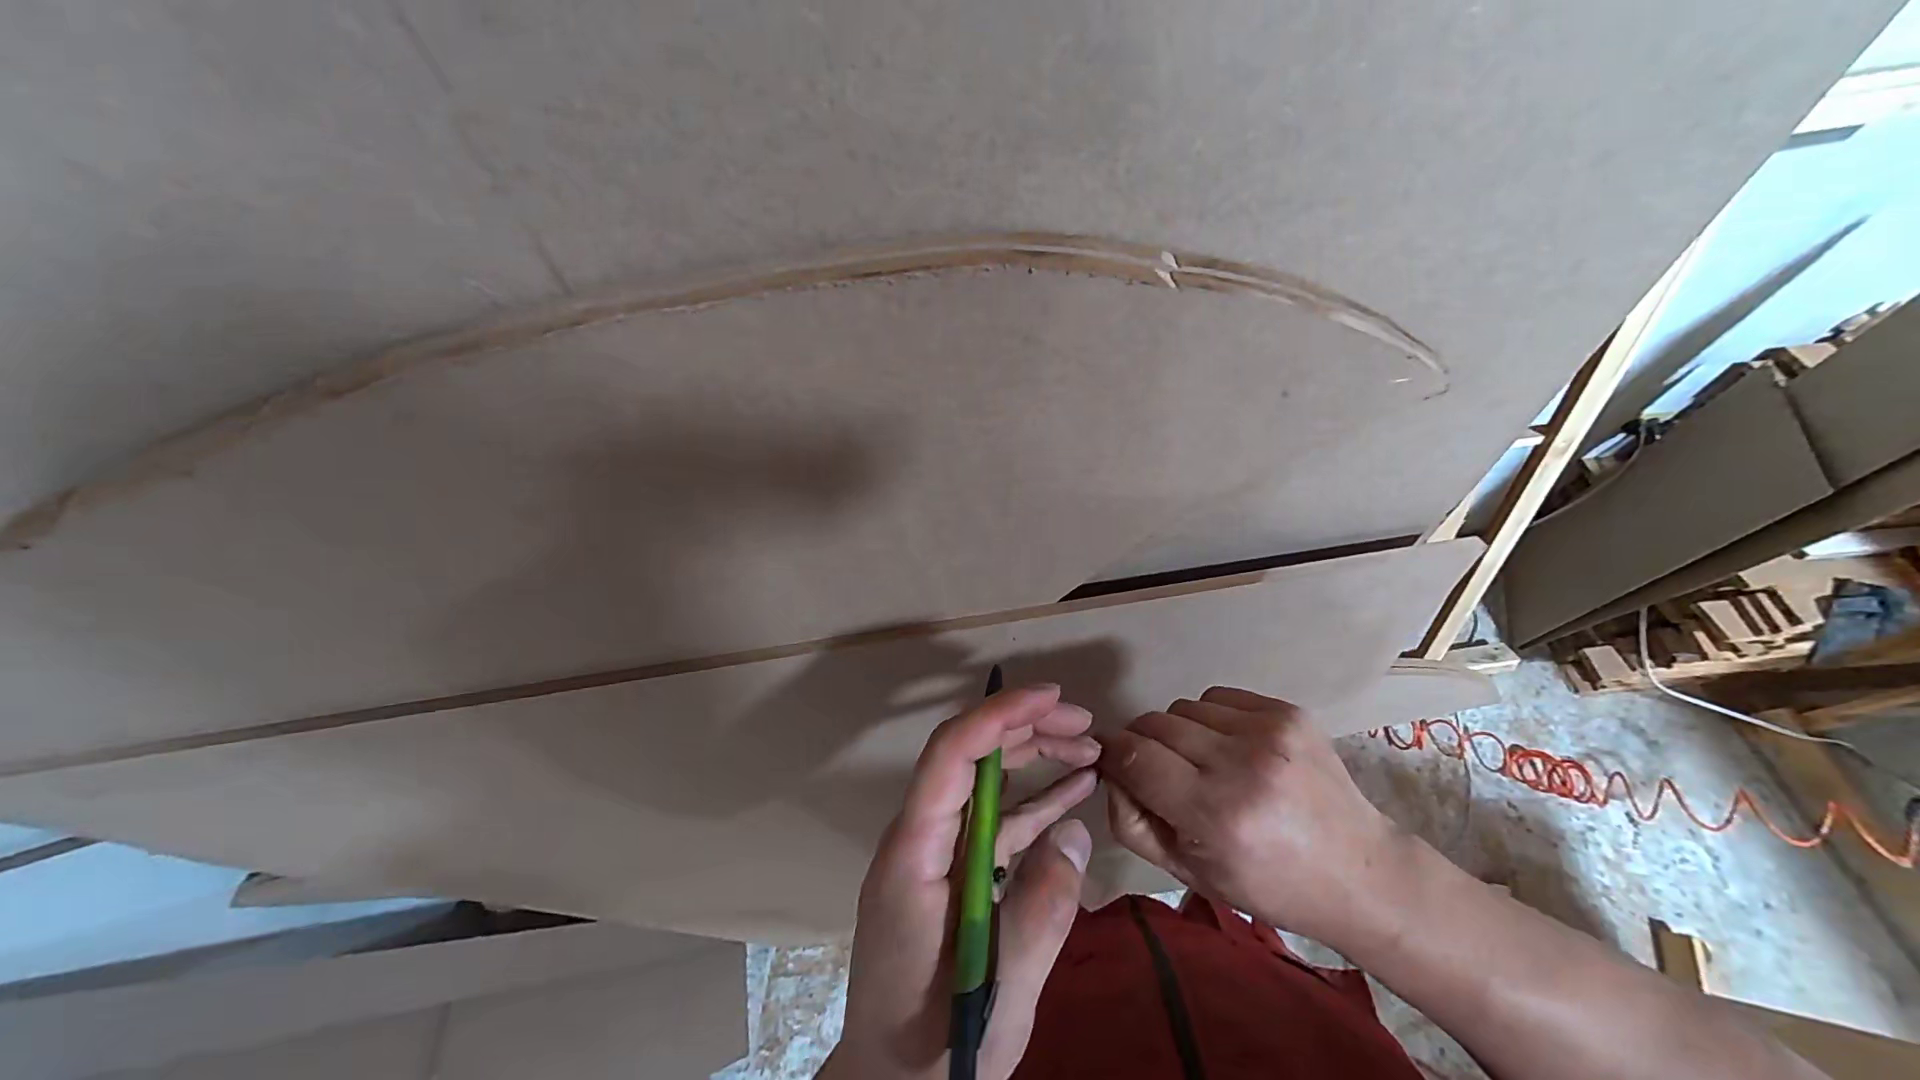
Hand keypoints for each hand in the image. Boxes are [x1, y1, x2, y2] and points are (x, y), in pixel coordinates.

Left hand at [821, 683, 1101, 1079]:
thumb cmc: (933, 1046)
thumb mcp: (997, 989)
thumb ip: (1039, 912)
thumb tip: (1074, 832)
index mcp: (914, 855)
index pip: (949, 758)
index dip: (997, 717)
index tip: (1050, 697)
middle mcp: (920, 842)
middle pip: (968, 760)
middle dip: (1025, 730)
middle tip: (1086, 724)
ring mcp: (937, 859)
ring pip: (985, 787)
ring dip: (1034, 762)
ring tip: (1090, 750)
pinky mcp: (955, 878)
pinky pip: (995, 826)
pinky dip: (1033, 805)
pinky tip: (1074, 794)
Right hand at [1096, 686, 1407, 948]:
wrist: (1360, 872)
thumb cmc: (1267, 884)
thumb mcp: (1186, 872)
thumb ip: (1130, 820)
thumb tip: (1109, 768)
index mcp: (1215, 813)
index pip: (1132, 755)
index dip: (1113, 755)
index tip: (1113, 764)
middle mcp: (1242, 764)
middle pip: (1153, 723)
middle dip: (1143, 744)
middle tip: (1161, 773)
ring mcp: (1269, 731)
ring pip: (1182, 706)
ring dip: (1179, 731)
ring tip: (1205, 764)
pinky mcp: (1289, 712)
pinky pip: (1217, 696)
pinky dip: (1210, 718)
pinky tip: (1232, 749)